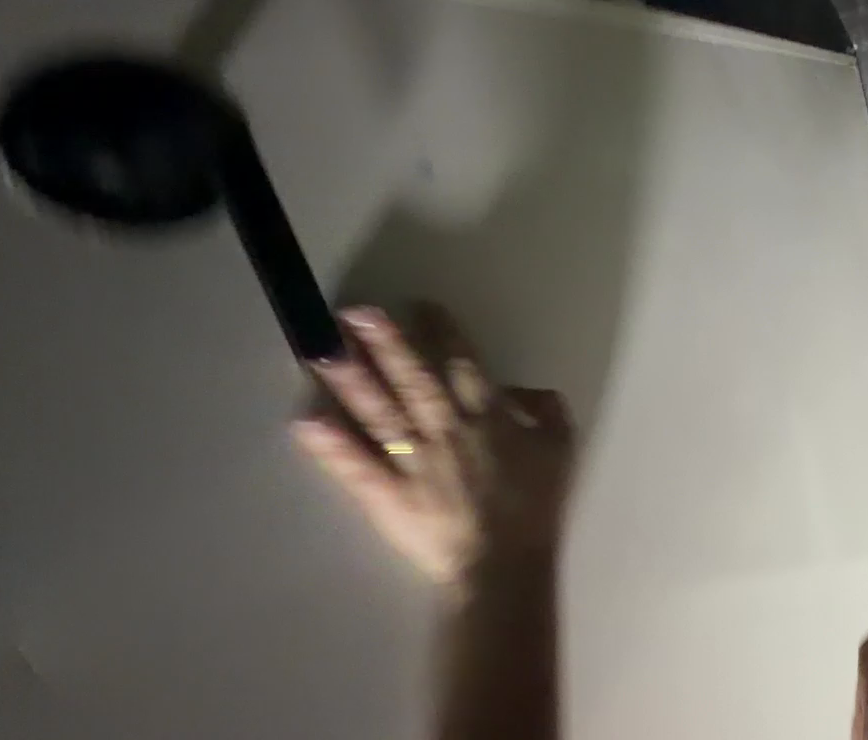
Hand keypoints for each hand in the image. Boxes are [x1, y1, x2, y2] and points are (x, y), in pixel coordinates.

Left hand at [291, 305, 572, 590]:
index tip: (421, 304)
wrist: (504, 562)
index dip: (443, 332)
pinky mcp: (385, 496)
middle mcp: (448, 429)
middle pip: (416, 379)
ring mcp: (413, 462)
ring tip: (325, 351)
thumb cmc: (537, 501)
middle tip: (358, 312)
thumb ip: (546, 408)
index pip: (463, 364)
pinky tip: (306, 421)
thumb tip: (521, 388)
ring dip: (353, 381)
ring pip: (381, 414)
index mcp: (491, 416)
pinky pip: (356, 467)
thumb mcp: (561, 445)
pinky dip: (331, 446)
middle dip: (389, 344)